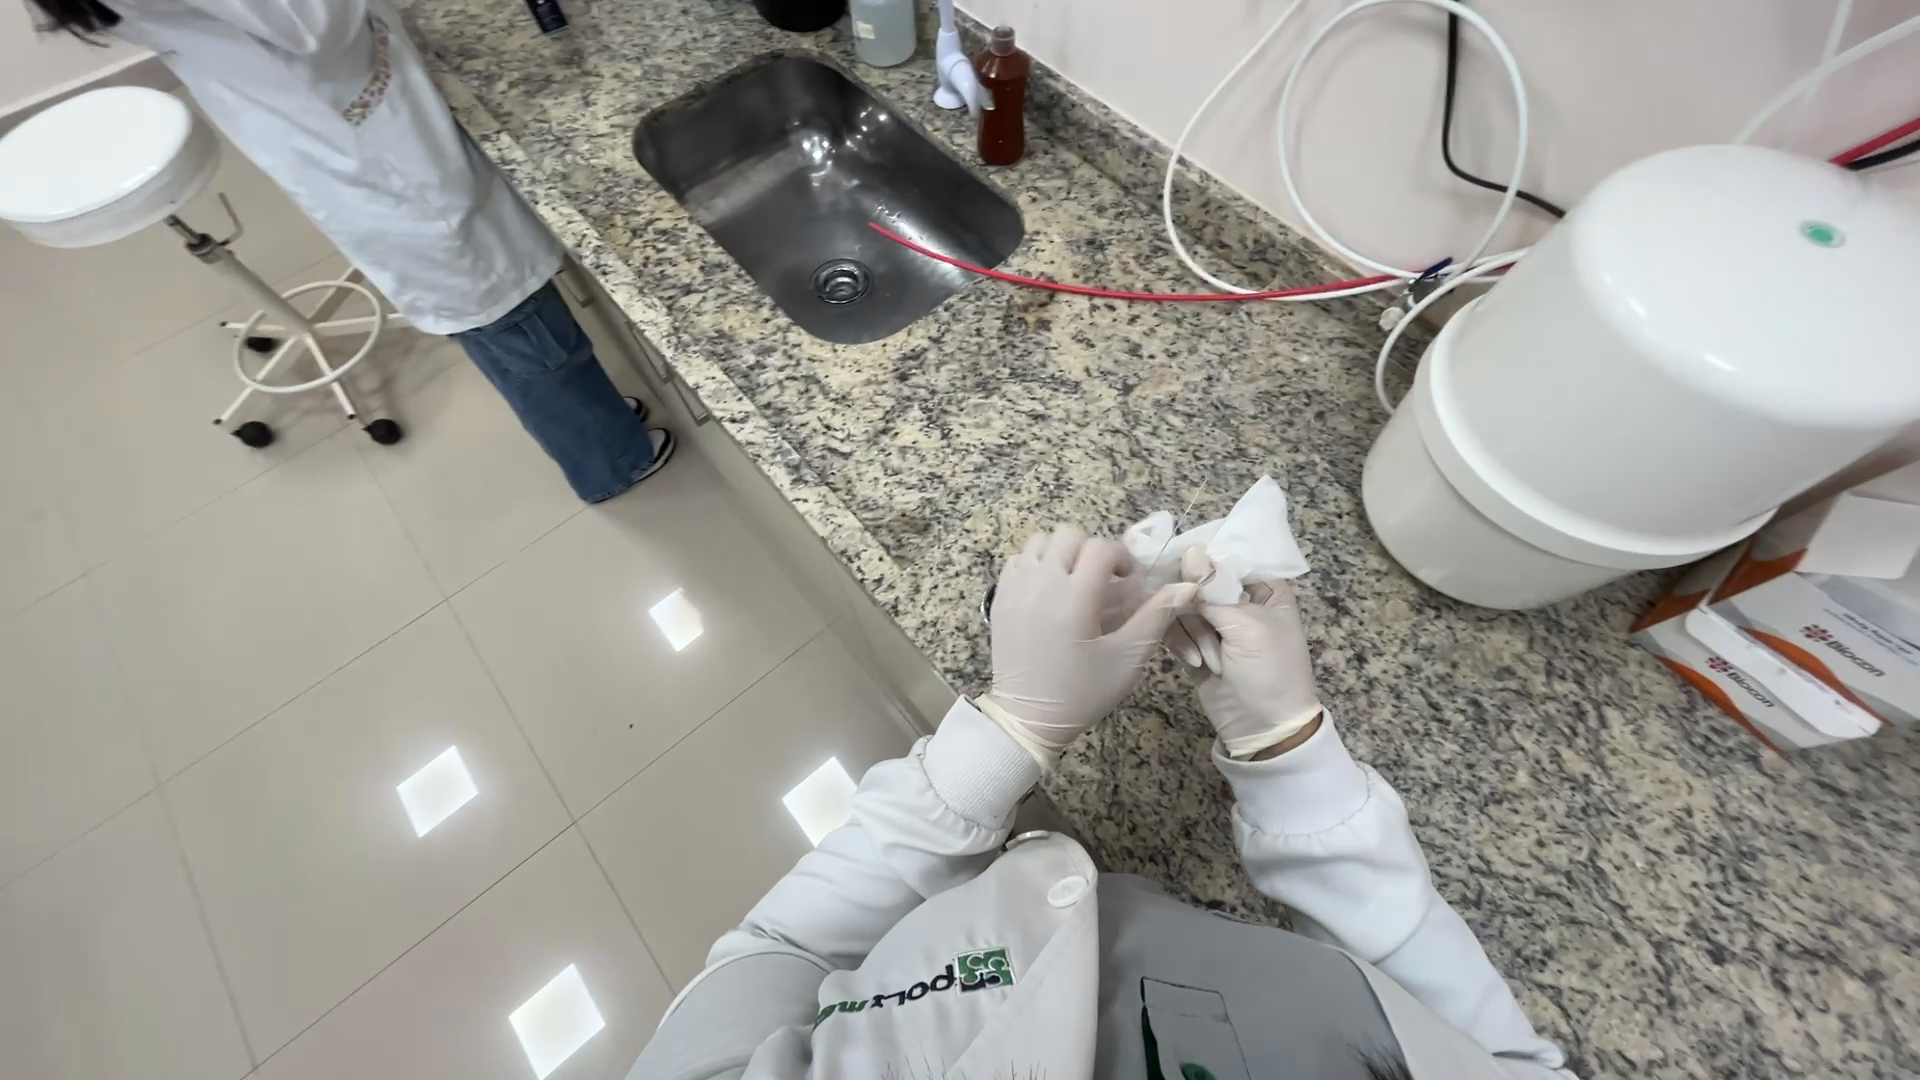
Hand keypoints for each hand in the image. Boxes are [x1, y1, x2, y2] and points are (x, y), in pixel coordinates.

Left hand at [984, 526, 1197, 765]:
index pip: (1100, 547)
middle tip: (1103, 579)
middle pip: (1069, 534)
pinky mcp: (999, 597)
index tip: (1129, 581)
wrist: (1027, 717)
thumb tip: (1184, 586)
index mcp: (1073, 598)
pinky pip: (1019, 559)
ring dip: (1063, 552)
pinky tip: (1049, 590)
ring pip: (1040, 541)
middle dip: (1092, 550)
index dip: (1122, 557)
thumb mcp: (1126, 659)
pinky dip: (1037, 563)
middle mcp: (1040, 583)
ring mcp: (1015, 588)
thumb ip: (1154, 617)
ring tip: (1074, 580)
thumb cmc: (1082, 692)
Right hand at [1169, 551, 1323, 758]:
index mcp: (1266, 591)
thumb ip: (1213, 590)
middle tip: (1193, 615)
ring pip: (1182, 605)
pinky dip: (1181, 644)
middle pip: (1200, 580)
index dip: (1206, 557)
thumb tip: (1190, 550)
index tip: (1181, 557)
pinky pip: (1173, 628)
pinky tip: (1195, 662)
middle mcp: (1239, 602)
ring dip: (1192, 631)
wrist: (1263, 729)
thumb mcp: (1247, 627)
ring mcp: (1215, 625)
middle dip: (1193, 601)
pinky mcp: (1194, 644)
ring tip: (1210, 657)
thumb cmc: (1270, 672)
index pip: (1231, 558)